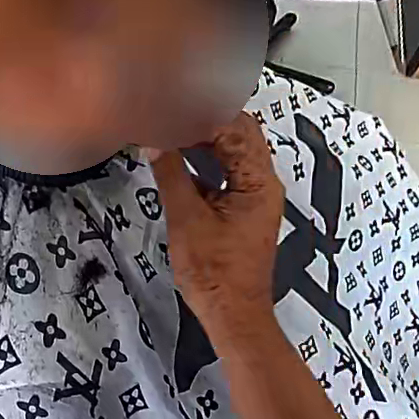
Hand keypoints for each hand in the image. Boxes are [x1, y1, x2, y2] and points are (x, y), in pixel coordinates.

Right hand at [148, 113, 286, 346]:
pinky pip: (227, 176)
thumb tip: (155, 144)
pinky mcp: (243, 212)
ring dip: (205, 143)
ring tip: (171, 132)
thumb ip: (171, 176)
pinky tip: (180, 162)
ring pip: (233, 155)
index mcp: (258, 183)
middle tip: (171, 114)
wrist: (232, 314)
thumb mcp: (186, 220)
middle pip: (239, 137)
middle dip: (205, 123)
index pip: (236, 129)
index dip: (205, 114)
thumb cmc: (216, 275)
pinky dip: (206, 165)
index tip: (175, 105)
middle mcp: (263, 185)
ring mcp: (255, 199)